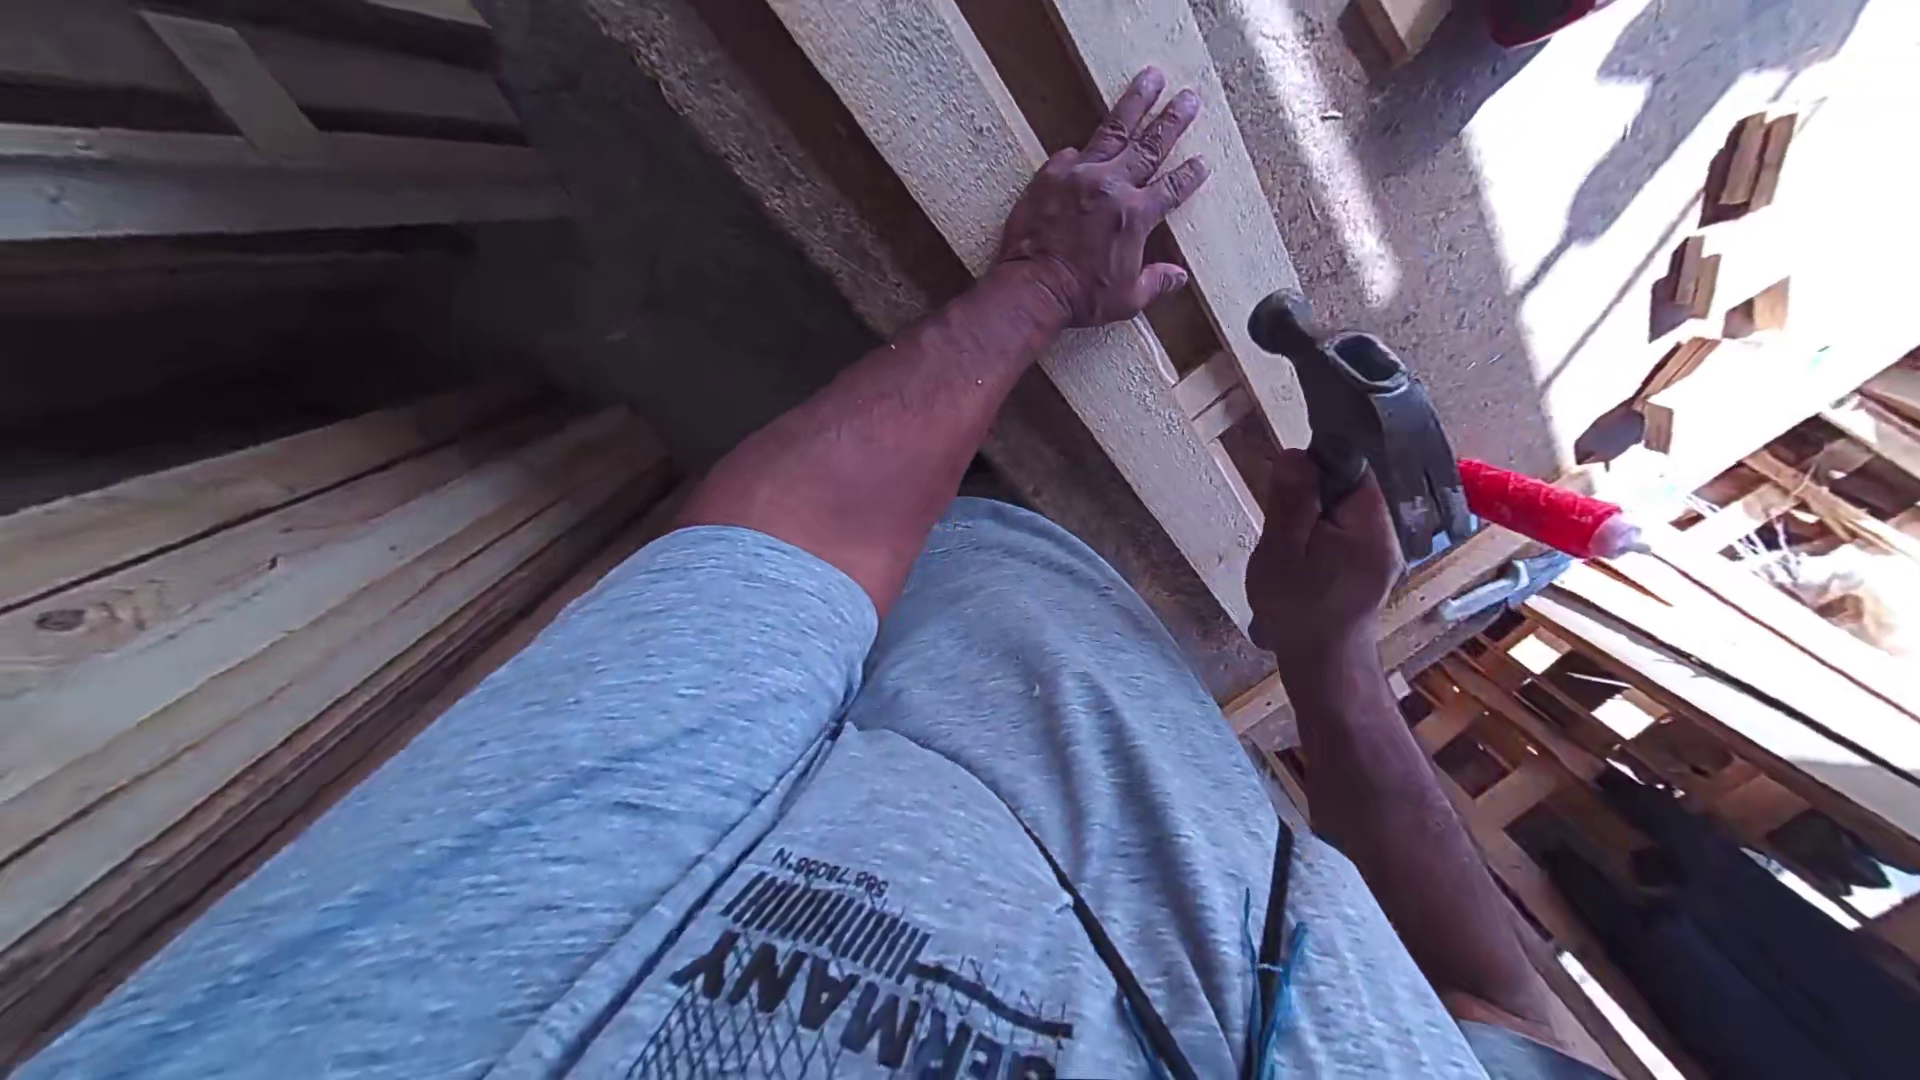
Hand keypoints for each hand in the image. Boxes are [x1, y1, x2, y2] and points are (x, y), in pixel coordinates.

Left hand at [996, 67, 1210, 326]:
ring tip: (1151, 79)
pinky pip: (1069, 155)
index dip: (1190, 175)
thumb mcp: (1126, 299)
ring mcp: (1080, 177)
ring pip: (1115, 130)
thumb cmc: (1080, 297)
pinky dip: (1080, 151)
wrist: (1032, 289)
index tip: (1201, 163)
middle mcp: (1112, 187)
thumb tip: (1179, 277)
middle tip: (1189, 98)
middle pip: (1151, 145)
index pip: (1172, 188)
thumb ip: (1155, 282)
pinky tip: (1084, 145)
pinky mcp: (1050, 177)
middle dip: (1173, 120)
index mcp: (1136, 216)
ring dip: (1136, 102)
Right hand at [1246, 449, 1404, 666]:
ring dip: (1315, 520)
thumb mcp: (1281, 551)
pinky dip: (1323, 538)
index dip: (1317, 470)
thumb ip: (1291, 503)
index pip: (1353, 469)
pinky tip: (1306, 561)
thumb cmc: (1297, 609)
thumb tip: (1295, 456)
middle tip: (1283, 529)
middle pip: (1350, 491)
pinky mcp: (1374, 567)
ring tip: (1292, 548)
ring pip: (1346, 513)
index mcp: (1370, 525)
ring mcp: (1384, 552)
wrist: (1322, 663)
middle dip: (1312, 499)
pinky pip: (1348, 534)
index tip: (1287, 491)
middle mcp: (1387, 533)